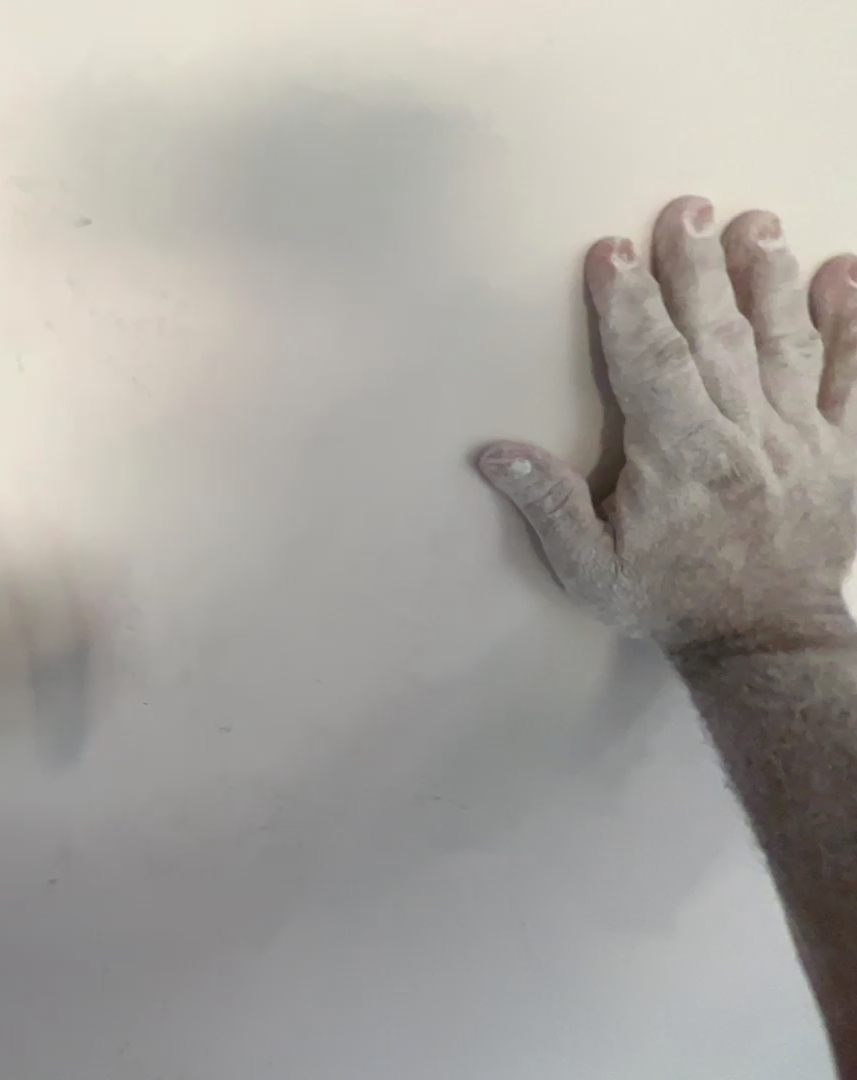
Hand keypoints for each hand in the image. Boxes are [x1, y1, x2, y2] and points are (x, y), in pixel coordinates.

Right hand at [481, 197, 856, 656]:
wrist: (766, 637)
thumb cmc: (661, 597)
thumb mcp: (584, 564)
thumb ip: (544, 503)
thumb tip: (493, 451)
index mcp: (682, 460)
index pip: (650, 366)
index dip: (628, 306)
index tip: (613, 254)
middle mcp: (748, 436)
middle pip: (719, 337)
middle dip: (696, 270)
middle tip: (684, 211)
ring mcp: (804, 437)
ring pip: (789, 341)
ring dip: (768, 278)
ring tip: (754, 222)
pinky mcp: (844, 446)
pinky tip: (846, 272)